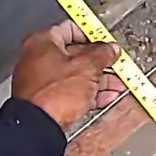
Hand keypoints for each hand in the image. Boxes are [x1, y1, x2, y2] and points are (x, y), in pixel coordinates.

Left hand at [12, 21, 126, 128]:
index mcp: (43, 42)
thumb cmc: (54, 93)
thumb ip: (102, 54)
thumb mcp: (87, 67)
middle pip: (75, 54)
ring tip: (118, 85)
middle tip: (116, 64)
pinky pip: (71, 91)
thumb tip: (111, 48)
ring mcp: (41, 80)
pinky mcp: (46, 99)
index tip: (107, 42)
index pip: (71, 29)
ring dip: (98, 79)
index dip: (93, 35)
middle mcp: (38, 58)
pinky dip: (88, 93)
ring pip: (75, 74)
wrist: (38, 126)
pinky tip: (107, 97)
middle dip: (99, 62)